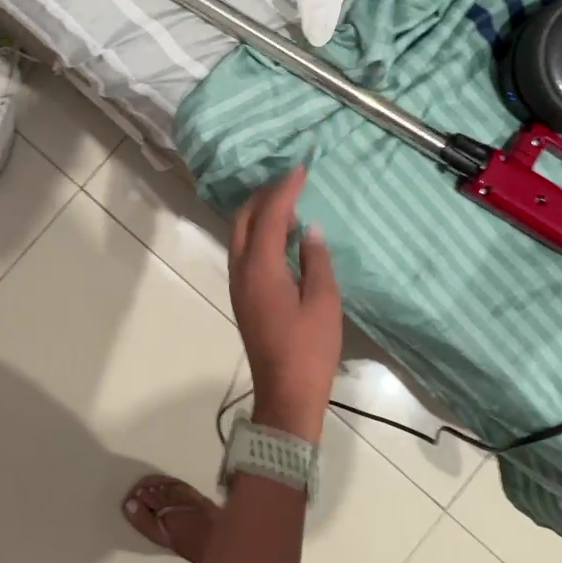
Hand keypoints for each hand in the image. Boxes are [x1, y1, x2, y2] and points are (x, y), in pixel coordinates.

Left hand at [229, 168, 342, 442]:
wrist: (285, 392)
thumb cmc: (309, 349)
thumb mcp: (324, 302)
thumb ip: (316, 260)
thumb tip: (309, 230)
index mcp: (261, 268)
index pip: (269, 215)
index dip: (284, 190)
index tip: (300, 170)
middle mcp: (241, 270)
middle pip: (244, 219)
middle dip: (264, 195)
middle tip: (290, 182)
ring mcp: (237, 284)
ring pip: (239, 234)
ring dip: (258, 213)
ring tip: (287, 202)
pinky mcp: (242, 295)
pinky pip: (244, 250)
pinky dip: (258, 233)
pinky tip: (280, 234)